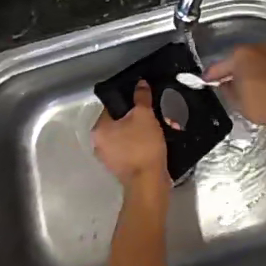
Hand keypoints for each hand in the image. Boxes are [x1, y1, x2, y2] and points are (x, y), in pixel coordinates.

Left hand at [92, 81, 169, 199]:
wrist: (149, 182)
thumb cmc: (143, 145)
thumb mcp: (144, 115)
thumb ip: (141, 97)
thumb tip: (140, 83)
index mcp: (99, 130)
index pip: (112, 106)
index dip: (129, 100)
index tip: (145, 99)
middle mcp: (100, 144)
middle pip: (122, 121)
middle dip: (143, 117)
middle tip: (158, 114)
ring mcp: (111, 158)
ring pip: (131, 135)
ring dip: (148, 130)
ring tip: (166, 126)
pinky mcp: (124, 168)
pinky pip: (135, 149)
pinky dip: (147, 143)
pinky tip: (162, 141)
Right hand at [205, 45, 265, 146]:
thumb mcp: (239, 103)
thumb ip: (227, 90)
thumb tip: (225, 84)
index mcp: (242, 55)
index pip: (221, 65)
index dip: (212, 75)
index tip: (206, 81)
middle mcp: (262, 47)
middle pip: (243, 58)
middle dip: (236, 70)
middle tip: (230, 85)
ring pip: (262, 60)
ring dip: (256, 70)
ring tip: (253, 88)